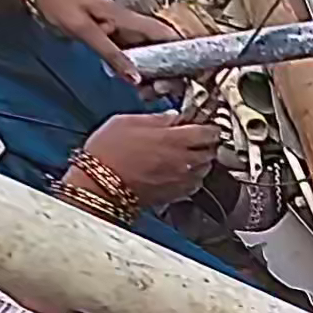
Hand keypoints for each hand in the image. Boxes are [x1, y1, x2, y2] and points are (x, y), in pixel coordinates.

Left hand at [33, 0, 175, 84]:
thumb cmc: (56, 0)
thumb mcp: (84, 30)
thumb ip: (112, 55)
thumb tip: (137, 79)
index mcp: (129, 19)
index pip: (169, 36)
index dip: (188, 54)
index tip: (194, 77)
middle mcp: (132, 28)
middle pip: (166, 54)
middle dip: (170, 76)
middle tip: (160, 92)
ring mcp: (126, 36)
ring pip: (154, 61)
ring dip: (156, 80)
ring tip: (147, 94)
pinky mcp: (118, 44)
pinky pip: (139, 63)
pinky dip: (142, 78)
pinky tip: (138, 88)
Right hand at [74, 111, 220, 206]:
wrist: (101, 184)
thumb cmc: (109, 151)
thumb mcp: (128, 121)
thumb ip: (157, 119)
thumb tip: (174, 117)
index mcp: (174, 139)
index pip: (208, 133)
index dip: (211, 127)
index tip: (209, 125)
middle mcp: (184, 162)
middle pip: (210, 152)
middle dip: (207, 144)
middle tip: (198, 138)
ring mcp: (183, 180)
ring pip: (205, 169)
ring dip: (201, 160)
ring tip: (188, 154)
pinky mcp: (178, 195)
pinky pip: (195, 184)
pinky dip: (193, 176)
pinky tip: (180, 170)